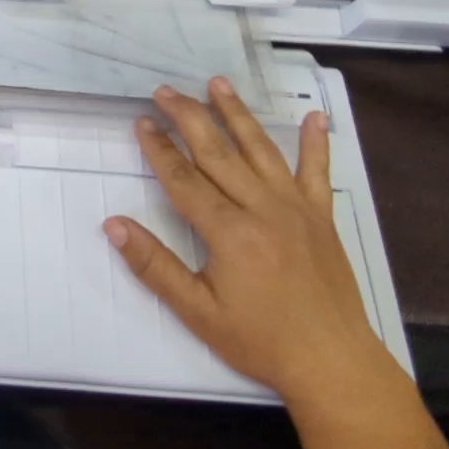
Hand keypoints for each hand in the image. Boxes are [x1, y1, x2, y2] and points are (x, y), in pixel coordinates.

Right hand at [106, 78, 398, 408]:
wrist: (335, 365)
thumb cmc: (260, 340)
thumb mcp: (197, 311)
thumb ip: (154, 266)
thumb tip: (113, 225)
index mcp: (229, 232)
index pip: (183, 178)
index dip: (158, 148)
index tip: (140, 122)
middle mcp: (263, 209)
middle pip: (218, 152)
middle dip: (188, 117)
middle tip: (165, 91)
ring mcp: (296, 210)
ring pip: (260, 150)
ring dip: (236, 114)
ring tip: (217, 83)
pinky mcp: (321, 218)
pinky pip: (316, 172)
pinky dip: (316, 143)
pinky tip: (315, 117)